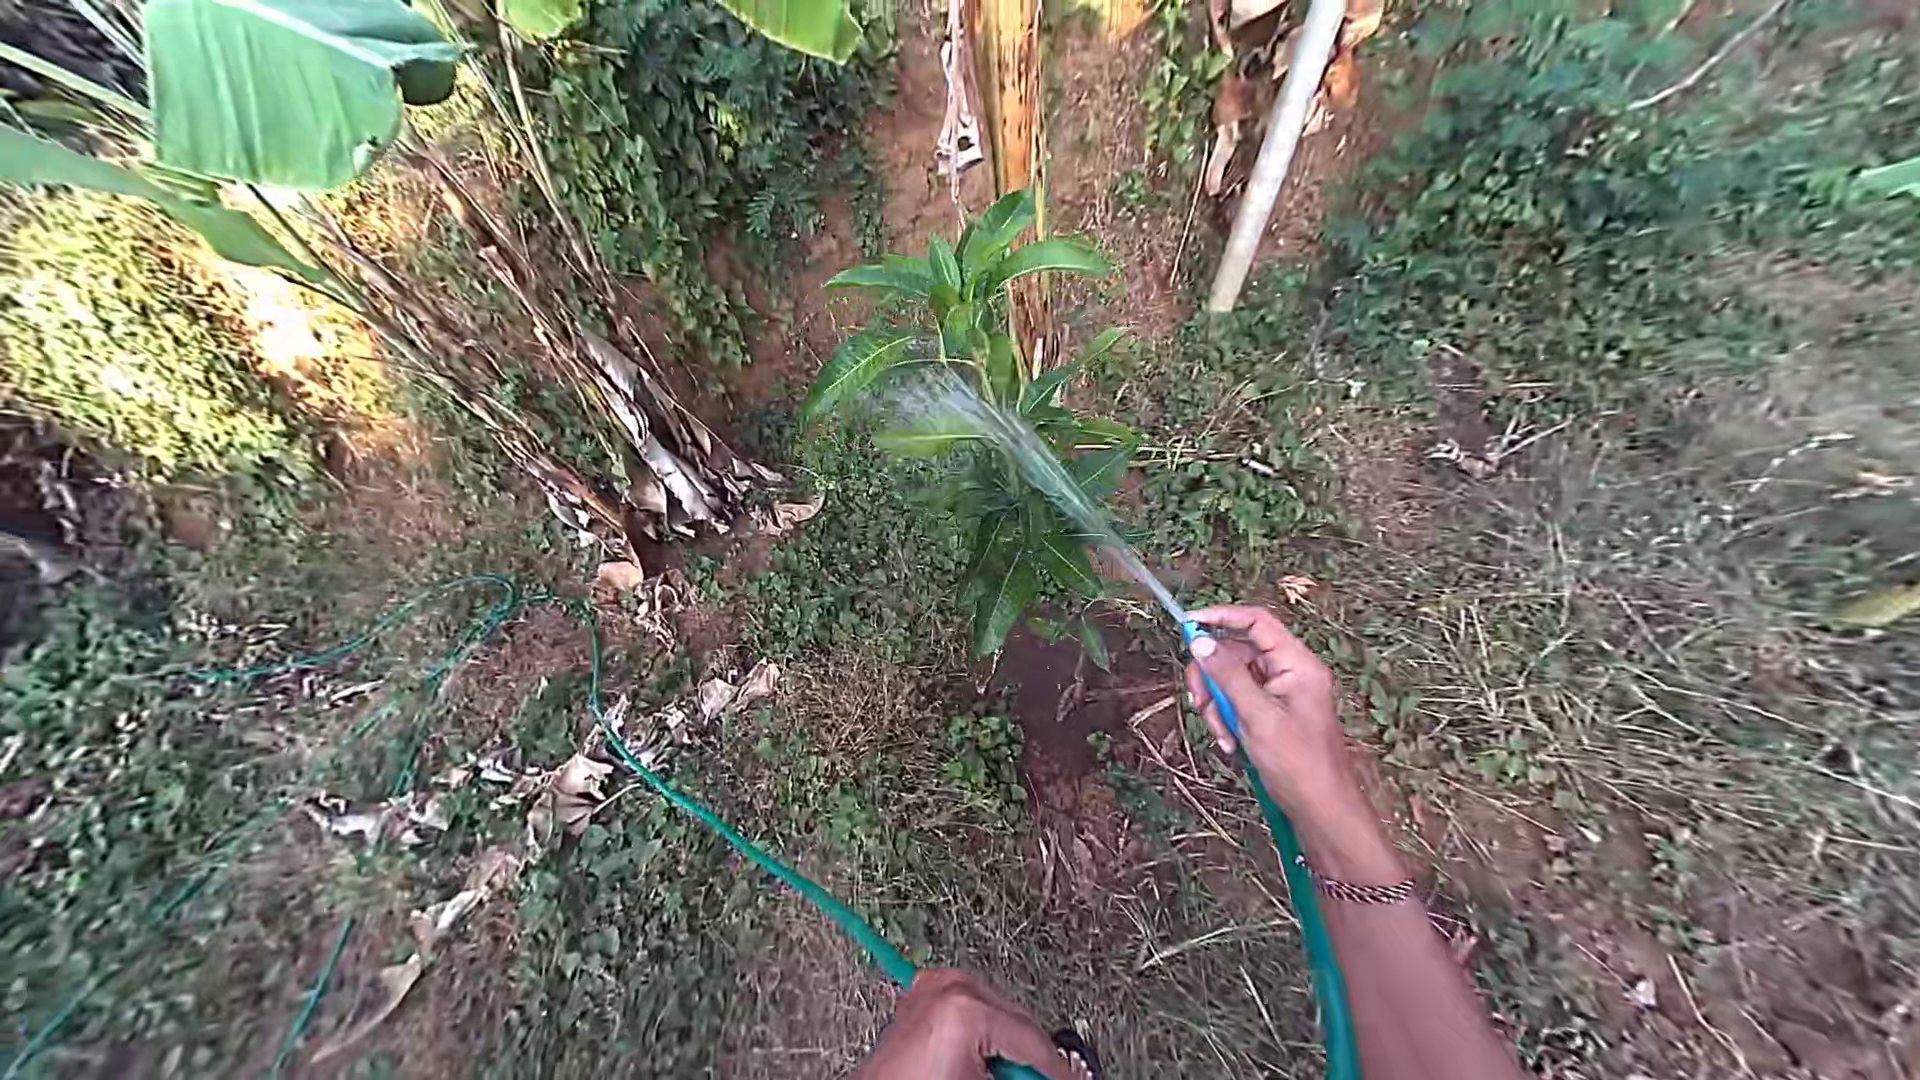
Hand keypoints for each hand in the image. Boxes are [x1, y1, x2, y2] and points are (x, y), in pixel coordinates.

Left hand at [853, 969, 1076, 1079]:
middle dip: (1031, 1055)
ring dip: (1007, 1042)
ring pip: (996, 1009)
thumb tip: (1051, 1075)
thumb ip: (1021, 1076)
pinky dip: (982, 1030)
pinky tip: (984, 1059)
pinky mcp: (926, 991)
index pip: (1032, 1038)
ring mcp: (936, 983)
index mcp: (966, 1007)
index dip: (1057, 1069)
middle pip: (1016, 1017)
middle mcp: (952, 984)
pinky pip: (970, 1004)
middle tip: (1045, 1076)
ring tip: (1004, 1072)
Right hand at [1183, 605, 1358, 820]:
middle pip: (1236, 651)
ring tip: (1221, 733)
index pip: (1256, 622)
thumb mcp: (1257, 716)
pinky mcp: (1270, 711)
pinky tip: (1230, 741)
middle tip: (1200, 701)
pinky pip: (1236, 700)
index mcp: (1296, 664)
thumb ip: (1227, 675)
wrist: (1322, 812)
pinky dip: (1225, 717)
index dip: (1221, 617)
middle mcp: (1288, 672)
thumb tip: (1199, 642)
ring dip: (1217, 703)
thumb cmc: (1299, 765)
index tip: (1188, 625)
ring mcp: (1279, 692)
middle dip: (1211, 676)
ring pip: (1230, 677)